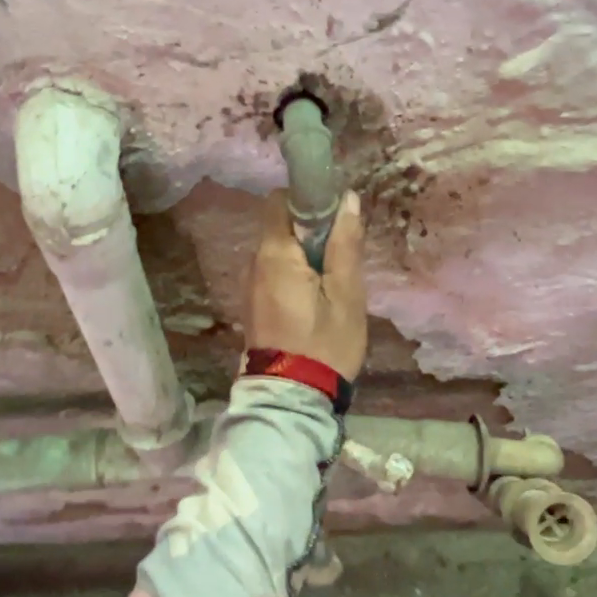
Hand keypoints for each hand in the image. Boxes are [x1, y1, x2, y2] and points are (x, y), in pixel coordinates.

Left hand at [246, 189, 366, 379]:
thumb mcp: (346, 294)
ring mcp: (250, 285)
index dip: (308, 201)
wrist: (292, 397)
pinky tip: (316, 299)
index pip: (280, 201)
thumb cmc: (325, 343)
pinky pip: (274, 274)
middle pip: (280, 226)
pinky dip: (294, 275)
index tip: (335, 219)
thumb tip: (346, 199)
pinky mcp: (254, 305)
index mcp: (274, 253)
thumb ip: (345, 245)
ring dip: (304, 256)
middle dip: (310, 232)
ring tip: (333, 282)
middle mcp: (254, 262)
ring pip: (279, 251)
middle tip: (342, 257)